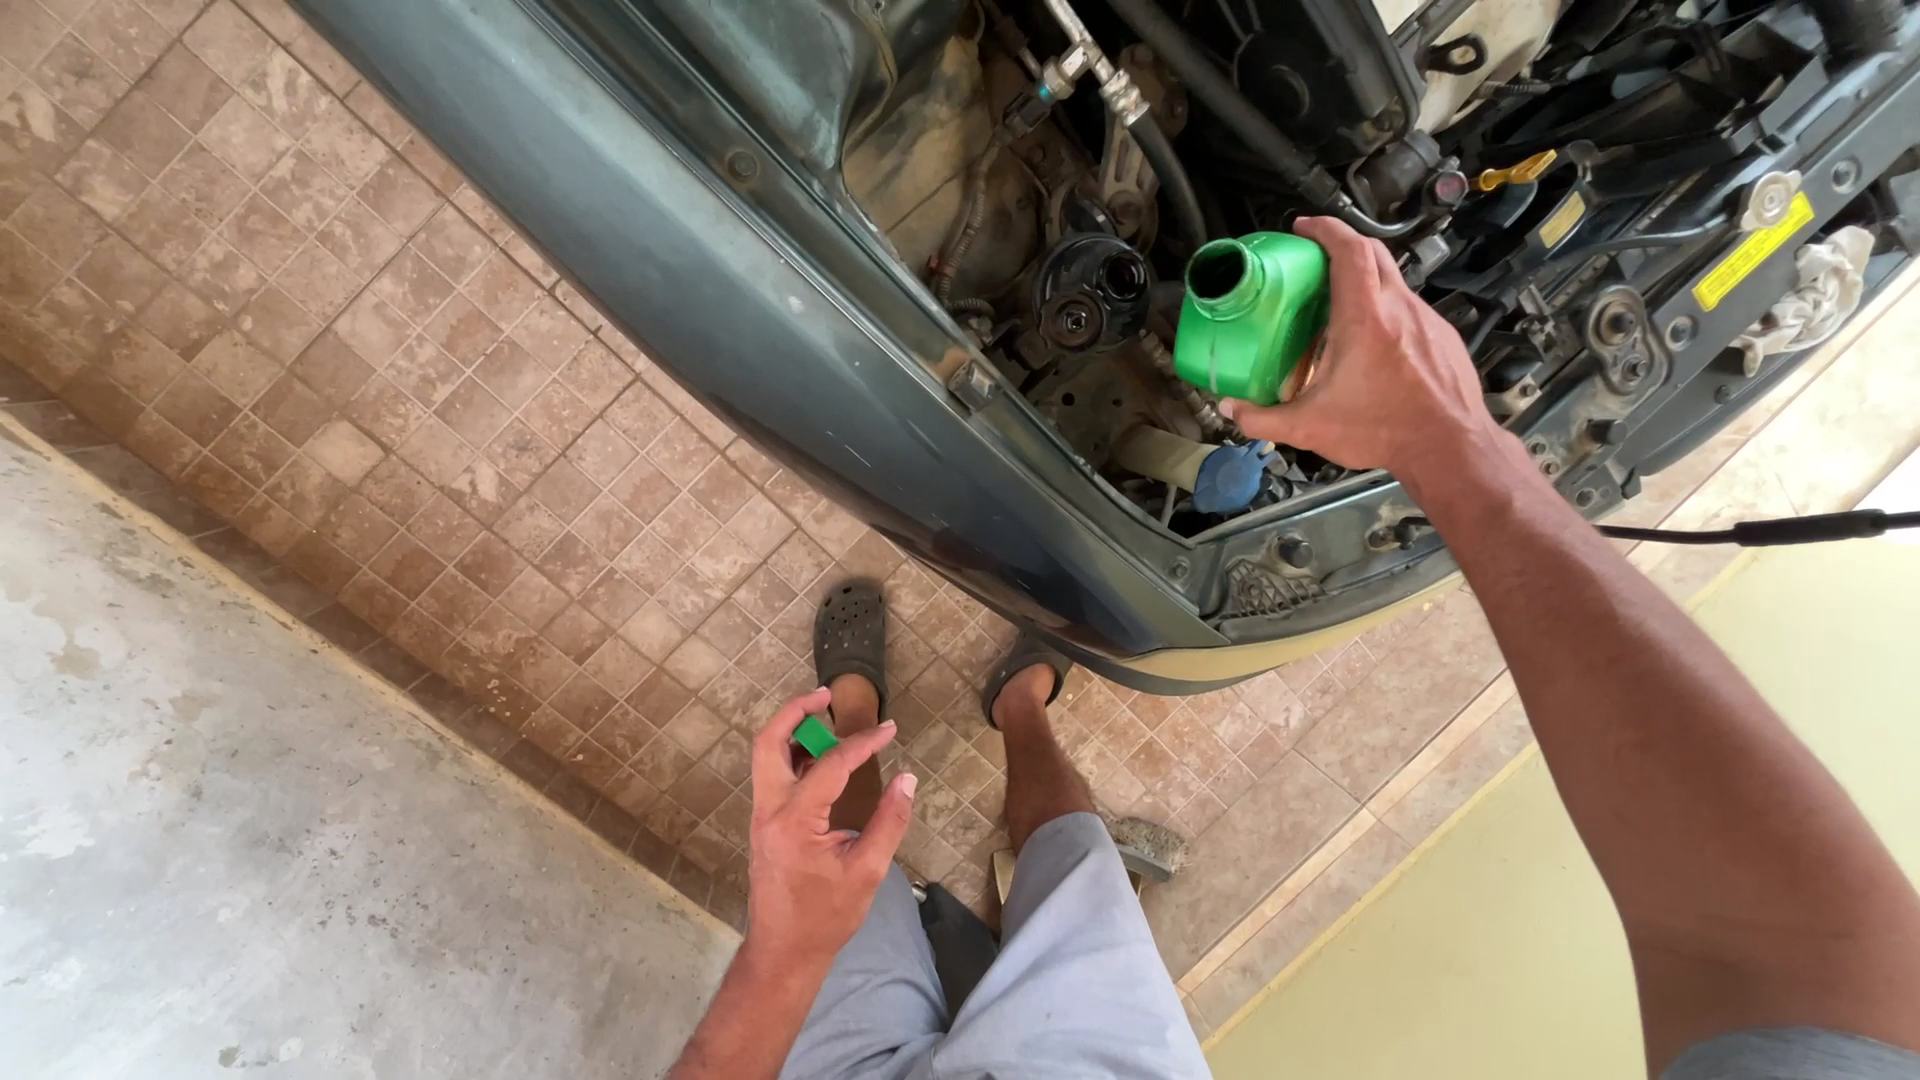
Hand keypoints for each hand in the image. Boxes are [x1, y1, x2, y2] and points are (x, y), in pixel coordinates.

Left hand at [744, 687, 915, 969]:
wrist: (783, 953)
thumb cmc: (826, 916)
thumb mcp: (867, 871)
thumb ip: (889, 821)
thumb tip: (907, 779)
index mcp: (794, 821)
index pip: (830, 765)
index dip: (863, 743)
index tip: (889, 729)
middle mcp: (769, 810)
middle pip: (769, 742)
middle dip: (796, 711)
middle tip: (826, 695)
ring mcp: (761, 815)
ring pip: (765, 754)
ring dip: (791, 729)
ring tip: (825, 718)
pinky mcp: (764, 823)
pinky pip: (773, 773)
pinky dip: (793, 753)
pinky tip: (820, 755)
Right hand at [1218, 216, 1500, 488]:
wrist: (1447, 446)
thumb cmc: (1383, 430)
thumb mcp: (1308, 428)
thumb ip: (1261, 418)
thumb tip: (1232, 409)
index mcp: (1364, 319)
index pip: (1349, 251)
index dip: (1325, 230)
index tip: (1305, 227)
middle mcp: (1399, 309)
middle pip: (1373, 253)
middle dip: (1343, 245)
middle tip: (1314, 257)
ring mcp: (1425, 320)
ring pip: (1392, 282)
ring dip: (1363, 282)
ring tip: (1335, 307)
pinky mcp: (1440, 337)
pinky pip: (1407, 309)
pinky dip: (1384, 311)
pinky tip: (1368, 342)